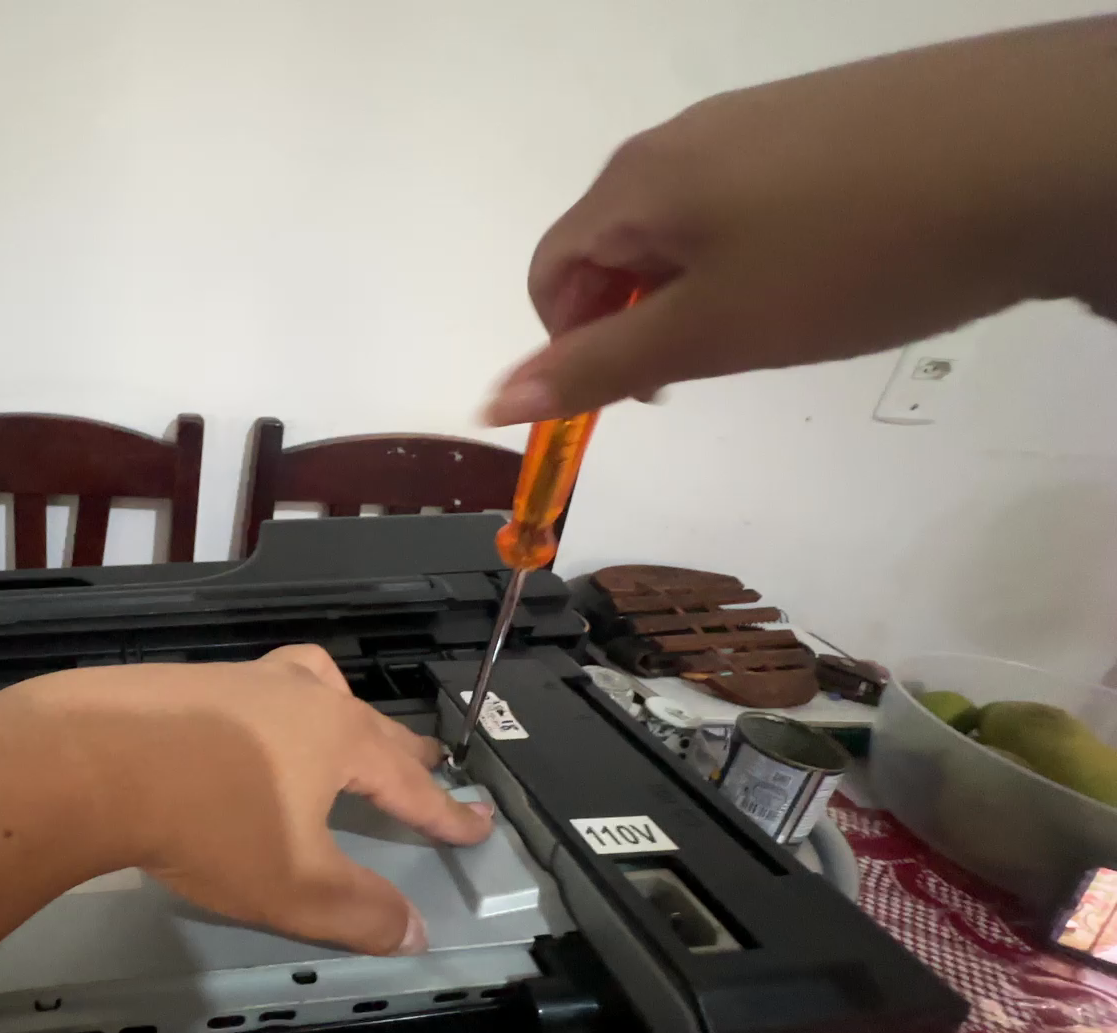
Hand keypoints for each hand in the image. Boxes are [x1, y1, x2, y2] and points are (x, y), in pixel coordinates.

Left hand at [27, 645, 492, 955]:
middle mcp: (298, 695)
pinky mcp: (194, 678)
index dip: (446, 810)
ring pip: (313, 679)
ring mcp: (243, 677)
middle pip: (369, 721)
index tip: (477, 820)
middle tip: (426, 764)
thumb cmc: (208, 821)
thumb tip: (413, 930)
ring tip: (339, 724)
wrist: (98, 757)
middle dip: (403, 750)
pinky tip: (247, 728)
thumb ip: (361, 911)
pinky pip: (257, 684)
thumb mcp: (295, 886)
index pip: (410, 782)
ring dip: (339, 705)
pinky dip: (276, 703)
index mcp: (336, 737)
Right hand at [484, 16, 1116, 425]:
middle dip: (628, 319)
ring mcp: (755, 118)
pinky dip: (744, 250)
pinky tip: (816, 267)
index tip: (633, 388)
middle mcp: (678, 139)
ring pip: (676, 226)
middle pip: (608, 248)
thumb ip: (590, 370)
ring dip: (687, 290)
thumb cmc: (854, 255)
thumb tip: (489, 403)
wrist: (1077, 147)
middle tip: (698, 364)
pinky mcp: (824, 116)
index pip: (548, 275)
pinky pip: (742, 197)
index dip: (566, 342)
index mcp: (633, 184)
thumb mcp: (705, 333)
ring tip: (765, 319)